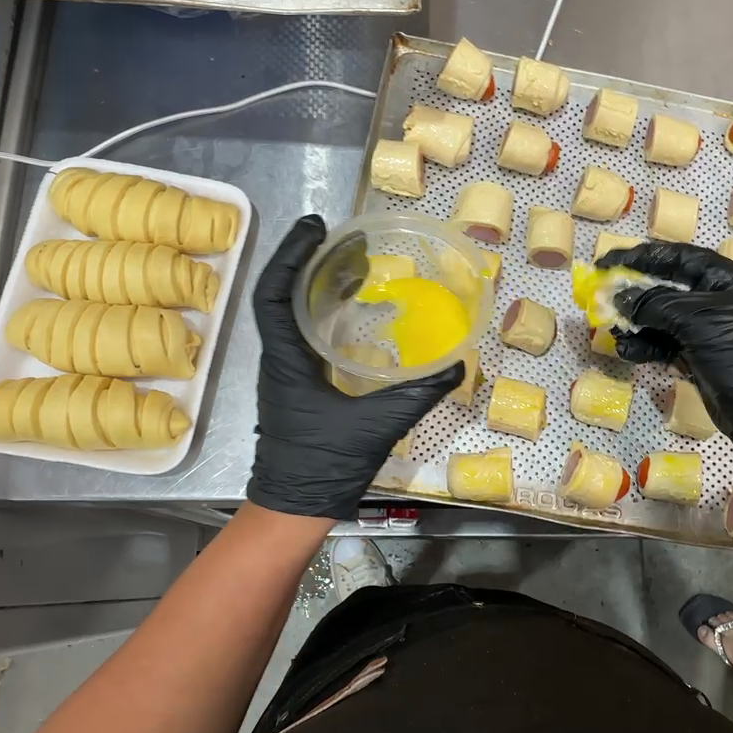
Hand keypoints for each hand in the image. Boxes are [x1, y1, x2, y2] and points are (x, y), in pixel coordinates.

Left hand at [248, 216, 462, 518]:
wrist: (296, 505)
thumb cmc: (326, 463)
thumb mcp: (378, 425)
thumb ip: (419, 394)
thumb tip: (458, 366)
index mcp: (286, 360)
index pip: (274, 293)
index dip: (291, 254)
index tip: (316, 227)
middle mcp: (280, 359)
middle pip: (285, 295)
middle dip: (313, 262)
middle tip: (351, 241)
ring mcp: (285, 373)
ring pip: (294, 314)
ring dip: (320, 286)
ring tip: (358, 265)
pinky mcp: (296, 386)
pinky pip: (305, 335)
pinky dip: (326, 314)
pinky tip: (356, 313)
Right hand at [600, 242, 732, 454]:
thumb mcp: (697, 319)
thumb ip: (656, 304)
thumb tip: (621, 298)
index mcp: (725, 279)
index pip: (677, 258)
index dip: (642, 257)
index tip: (608, 262)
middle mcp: (716, 301)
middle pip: (667, 288)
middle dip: (635, 293)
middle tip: (602, 297)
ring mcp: (707, 332)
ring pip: (662, 320)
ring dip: (636, 323)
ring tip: (612, 329)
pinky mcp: (699, 359)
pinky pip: (665, 345)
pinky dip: (645, 346)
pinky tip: (627, 350)